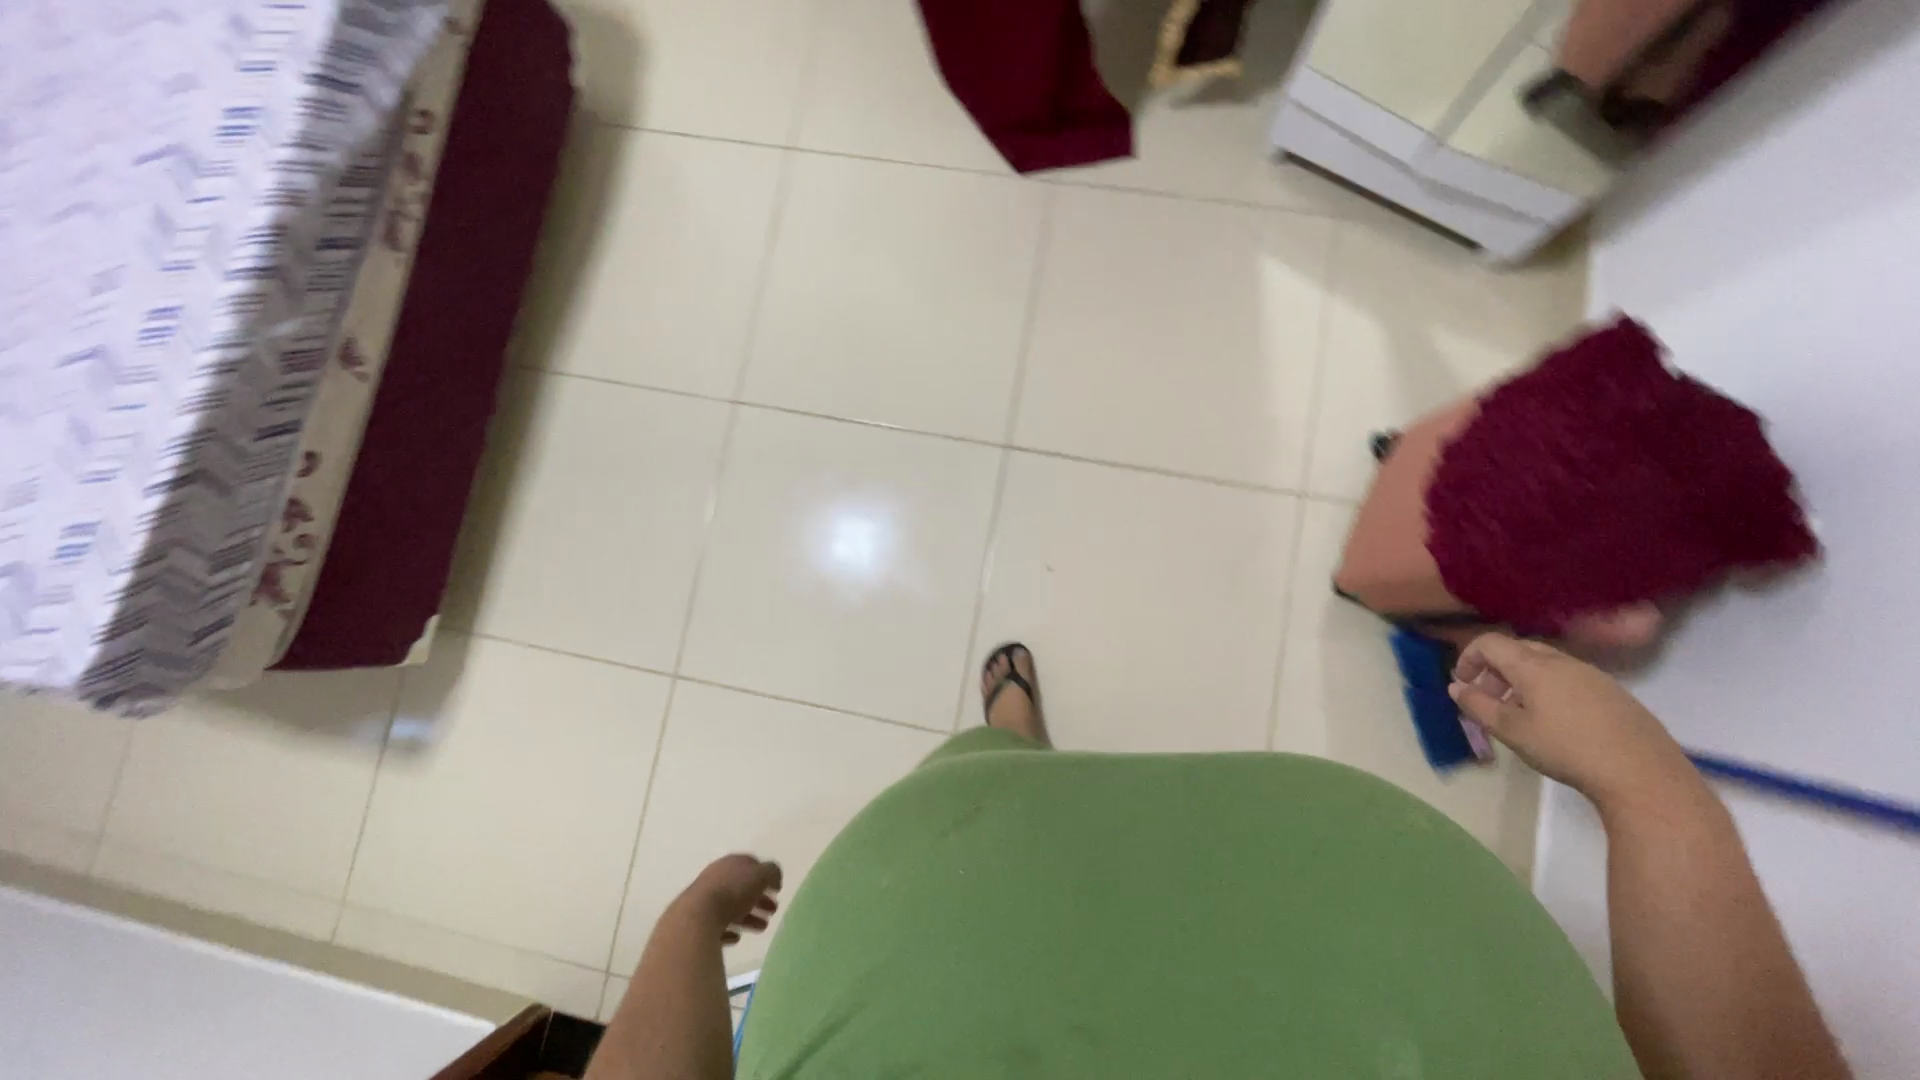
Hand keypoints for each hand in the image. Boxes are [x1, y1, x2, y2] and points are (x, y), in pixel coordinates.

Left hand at [676, 854, 781, 944]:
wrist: (697, 917)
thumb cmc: (733, 892)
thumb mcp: (761, 875)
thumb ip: (772, 873)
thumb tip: (774, 879)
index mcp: (730, 864)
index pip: (751, 865)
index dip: (765, 876)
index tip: (777, 890)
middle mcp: (716, 878)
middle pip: (742, 888)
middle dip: (759, 900)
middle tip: (773, 911)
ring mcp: (705, 900)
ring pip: (731, 908)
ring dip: (749, 917)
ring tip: (762, 928)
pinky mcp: (697, 921)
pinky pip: (717, 925)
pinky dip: (729, 930)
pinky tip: (737, 938)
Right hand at [1449, 633, 1699, 812]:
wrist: (1642, 774)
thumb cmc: (1565, 749)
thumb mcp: (1510, 731)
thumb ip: (1478, 706)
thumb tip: (1456, 687)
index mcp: (1533, 666)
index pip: (1490, 642)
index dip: (1468, 657)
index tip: (1462, 683)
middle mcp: (1563, 661)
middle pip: (1519, 650)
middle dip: (1495, 669)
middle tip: (1488, 699)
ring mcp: (1593, 675)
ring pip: (1546, 664)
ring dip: (1522, 679)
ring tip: (1520, 713)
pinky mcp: (1615, 693)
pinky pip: (1571, 678)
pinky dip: (1550, 688)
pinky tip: (1556, 722)